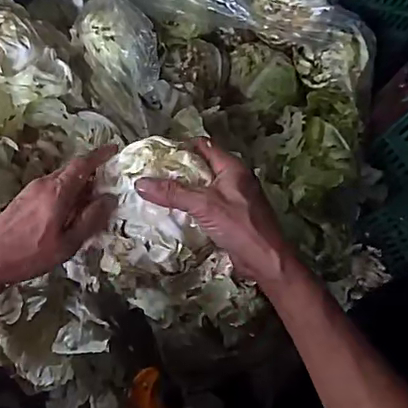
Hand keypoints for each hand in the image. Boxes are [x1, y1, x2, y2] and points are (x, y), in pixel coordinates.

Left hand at [0, 145, 117, 288]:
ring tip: (92, 201)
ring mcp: (31, 190)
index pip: (82, 164)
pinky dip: (65, 193)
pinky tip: (70, 211)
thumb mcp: (68, 243)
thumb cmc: (31, 254)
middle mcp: (43, 184)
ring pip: (61, 180)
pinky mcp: (23, 199)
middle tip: (109, 183)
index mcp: (57, 191)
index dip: (100, 155)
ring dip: (78, 185)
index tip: (114, 150)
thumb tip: (109, 199)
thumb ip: (90, 220)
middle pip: (72, 171)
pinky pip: (51, 188)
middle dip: (92, 173)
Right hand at [134, 138, 300, 289]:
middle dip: (178, 171)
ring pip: (204, 188)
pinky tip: (175, 213)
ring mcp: (234, 199)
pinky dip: (192, 206)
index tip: (157, 155)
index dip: (181, 147)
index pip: (203, 146)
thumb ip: (173, 193)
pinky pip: (207, 205)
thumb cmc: (240, 227)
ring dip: (184, 190)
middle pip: (202, 167)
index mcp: (232, 168)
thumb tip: (141, 183)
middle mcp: (234, 179)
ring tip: (158, 193)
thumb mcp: (204, 205)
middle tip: (152, 175)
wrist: (266, 260)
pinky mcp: (232, 217)